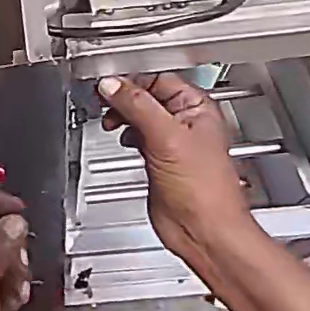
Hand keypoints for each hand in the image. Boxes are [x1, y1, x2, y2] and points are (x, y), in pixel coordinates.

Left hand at [0, 192, 29, 310]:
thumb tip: (16, 222)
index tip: (18, 208)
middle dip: (11, 241)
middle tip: (16, 259)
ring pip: (10, 251)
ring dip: (19, 266)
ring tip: (14, 289)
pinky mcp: (0, 295)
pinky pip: (18, 273)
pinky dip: (21, 283)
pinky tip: (17, 301)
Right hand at [98, 74, 255, 261]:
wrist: (204, 231)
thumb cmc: (205, 190)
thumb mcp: (166, 137)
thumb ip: (137, 107)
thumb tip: (113, 86)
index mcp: (197, 108)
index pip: (158, 79)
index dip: (132, 81)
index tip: (108, 84)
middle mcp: (185, 123)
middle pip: (147, 97)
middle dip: (124, 98)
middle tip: (104, 101)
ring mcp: (171, 143)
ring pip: (141, 117)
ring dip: (122, 116)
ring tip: (110, 119)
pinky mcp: (159, 162)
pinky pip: (138, 138)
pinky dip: (126, 134)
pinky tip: (122, 138)